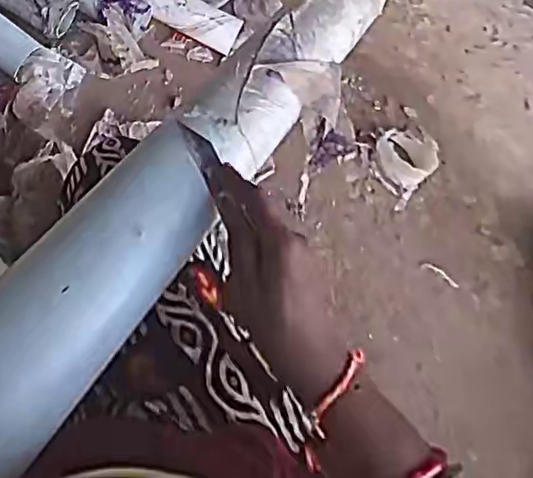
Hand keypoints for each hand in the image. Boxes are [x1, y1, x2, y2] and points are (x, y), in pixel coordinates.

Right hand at [206, 161, 347, 396]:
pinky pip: (280, 237)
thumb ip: (237, 237)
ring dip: (251, 214)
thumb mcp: (243, 283)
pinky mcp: (308, 264)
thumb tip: (225, 201)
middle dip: (241, 195)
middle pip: (266, 206)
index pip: (255, 196)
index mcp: (280, 239)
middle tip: (215, 189)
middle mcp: (297, 237)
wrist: (318, 366)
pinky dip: (262, 232)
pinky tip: (247, 244)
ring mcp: (306, 251)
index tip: (214, 165)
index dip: (233, 179)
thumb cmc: (273, 327)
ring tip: (226, 216)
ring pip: (272, 222)